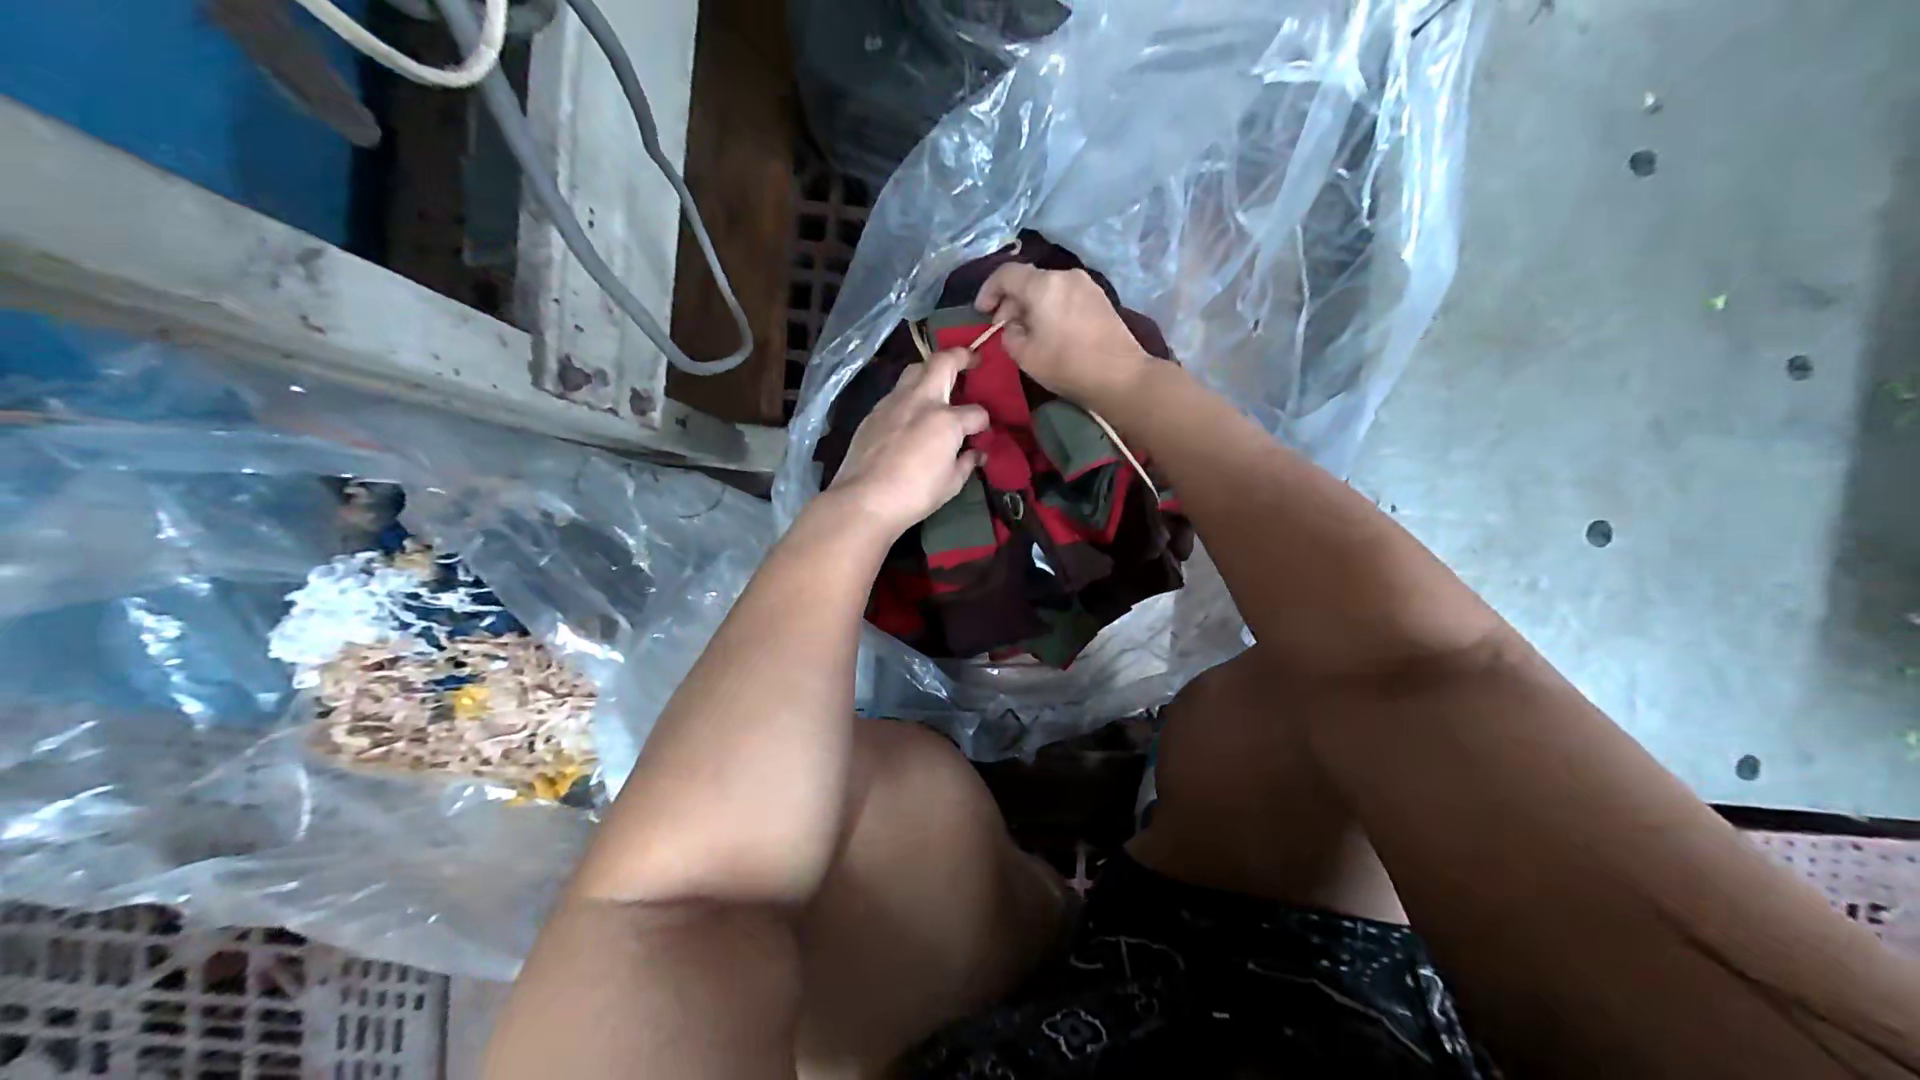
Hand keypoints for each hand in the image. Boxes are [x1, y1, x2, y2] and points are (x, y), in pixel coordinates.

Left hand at [826, 348, 990, 536]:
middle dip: (961, 356)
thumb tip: (975, 453)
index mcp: (947, 419)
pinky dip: (910, 395)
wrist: (864, 499)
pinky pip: (897, 392)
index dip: (984, 424)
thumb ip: (966, 462)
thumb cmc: (915, 494)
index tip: (981, 435)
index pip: (977, 413)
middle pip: (943, 362)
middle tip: (972, 360)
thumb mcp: (951, 484)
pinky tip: (912, 413)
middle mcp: (921, 400)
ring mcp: (894, 402)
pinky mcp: (874, 412)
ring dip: (931, 370)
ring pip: (915, 369)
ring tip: (939, 384)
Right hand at [975, 264, 1152, 408]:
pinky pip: (1064, 295)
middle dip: (1010, 301)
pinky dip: (1050, 307)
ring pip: (1047, 287)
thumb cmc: (1067, 364)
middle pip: (1028, 280)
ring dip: (1030, 305)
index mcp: (1043, 285)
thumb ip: (1009, 335)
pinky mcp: (1099, 298)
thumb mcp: (1025, 355)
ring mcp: (1086, 284)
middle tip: (1001, 326)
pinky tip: (1049, 330)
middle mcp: (1065, 275)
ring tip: (1025, 331)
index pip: (1006, 274)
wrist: (1120, 375)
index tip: (981, 311)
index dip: (988, 290)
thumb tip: (1013, 326)